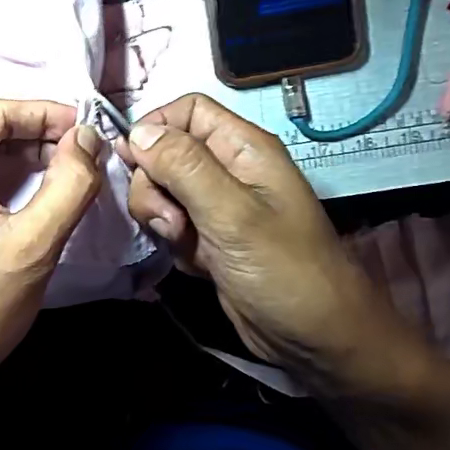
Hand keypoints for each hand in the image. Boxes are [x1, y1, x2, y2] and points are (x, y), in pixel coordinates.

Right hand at [117, 94, 424, 393]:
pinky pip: (174, 226)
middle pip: (167, 153)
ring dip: (162, 217)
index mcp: (244, 148)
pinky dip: (174, 244)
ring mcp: (219, 207)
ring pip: (165, 191)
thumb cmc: (284, 269)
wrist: (316, 339)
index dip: (156, 127)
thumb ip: (184, 167)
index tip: (134, 161)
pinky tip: (196, 264)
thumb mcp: (232, 213)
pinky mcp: (211, 241)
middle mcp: (230, 170)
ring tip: (184, 243)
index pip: (188, 111)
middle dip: (155, 184)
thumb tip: (138, 130)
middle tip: (170, 219)